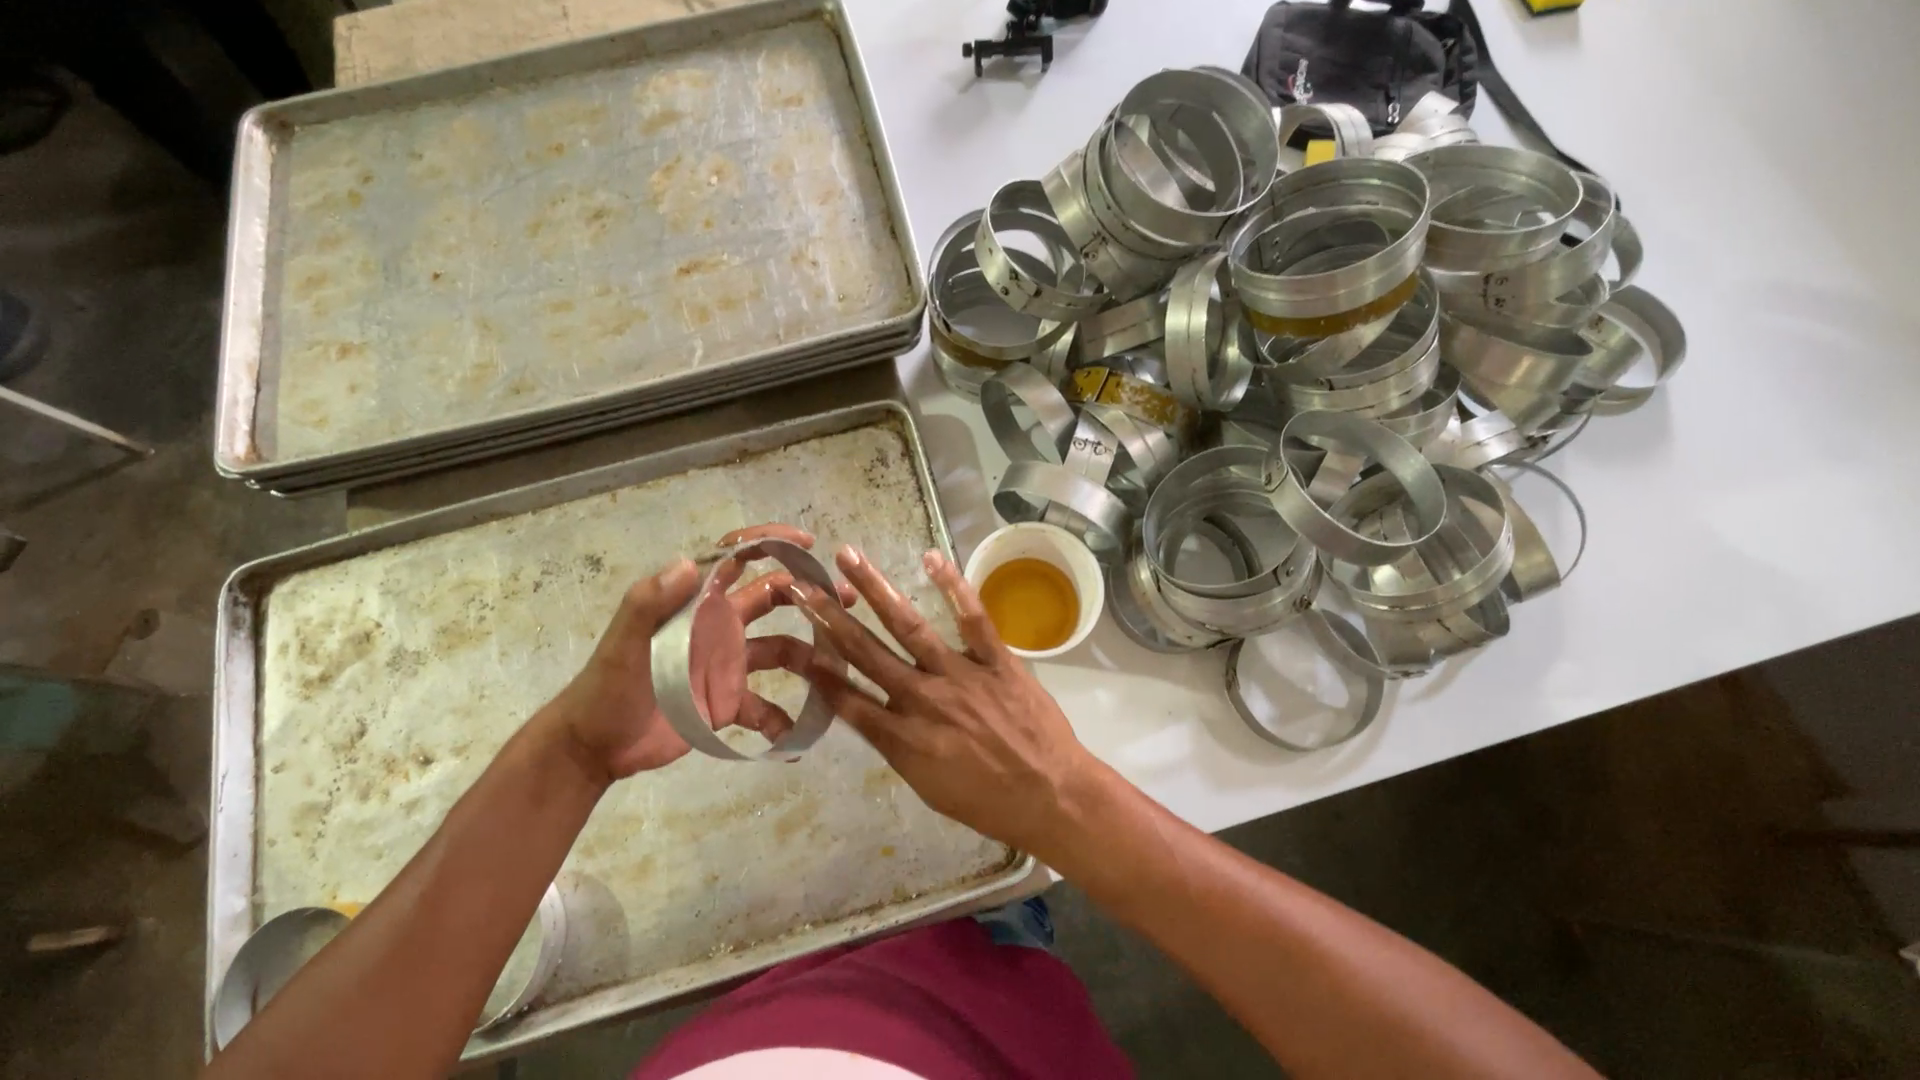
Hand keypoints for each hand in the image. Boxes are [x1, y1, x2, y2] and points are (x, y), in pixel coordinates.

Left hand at [542, 524, 855, 782]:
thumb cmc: (607, 688)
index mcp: (697, 605)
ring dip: (810, 660)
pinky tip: (797, 742)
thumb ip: (650, 603)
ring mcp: (726, 665)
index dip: (771, 543)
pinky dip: (783, 723)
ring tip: (838, 674)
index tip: (808, 542)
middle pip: (773, 599)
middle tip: (847, 603)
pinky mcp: (727, 702)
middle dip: (810, 595)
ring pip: (781, 652)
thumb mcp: (624, 644)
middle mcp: (719, 627)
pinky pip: (765, 708)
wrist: (594, 746)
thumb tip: (691, 562)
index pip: (737, 560)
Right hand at [788, 545, 1107, 855]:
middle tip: (801, 586)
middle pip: (866, 653)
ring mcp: (961, 675)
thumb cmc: (988, 802)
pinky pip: (972, 619)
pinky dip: (953, 587)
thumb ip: (898, 747)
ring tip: (849, 556)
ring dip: (874, 588)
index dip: (817, 671)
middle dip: (829, 618)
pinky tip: (931, 558)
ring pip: (908, 626)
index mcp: (903, 738)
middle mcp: (923, 699)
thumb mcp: (929, 787)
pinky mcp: (997, 661)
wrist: (1051, 796)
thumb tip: (871, 716)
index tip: (793, 644)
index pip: (848, 699)